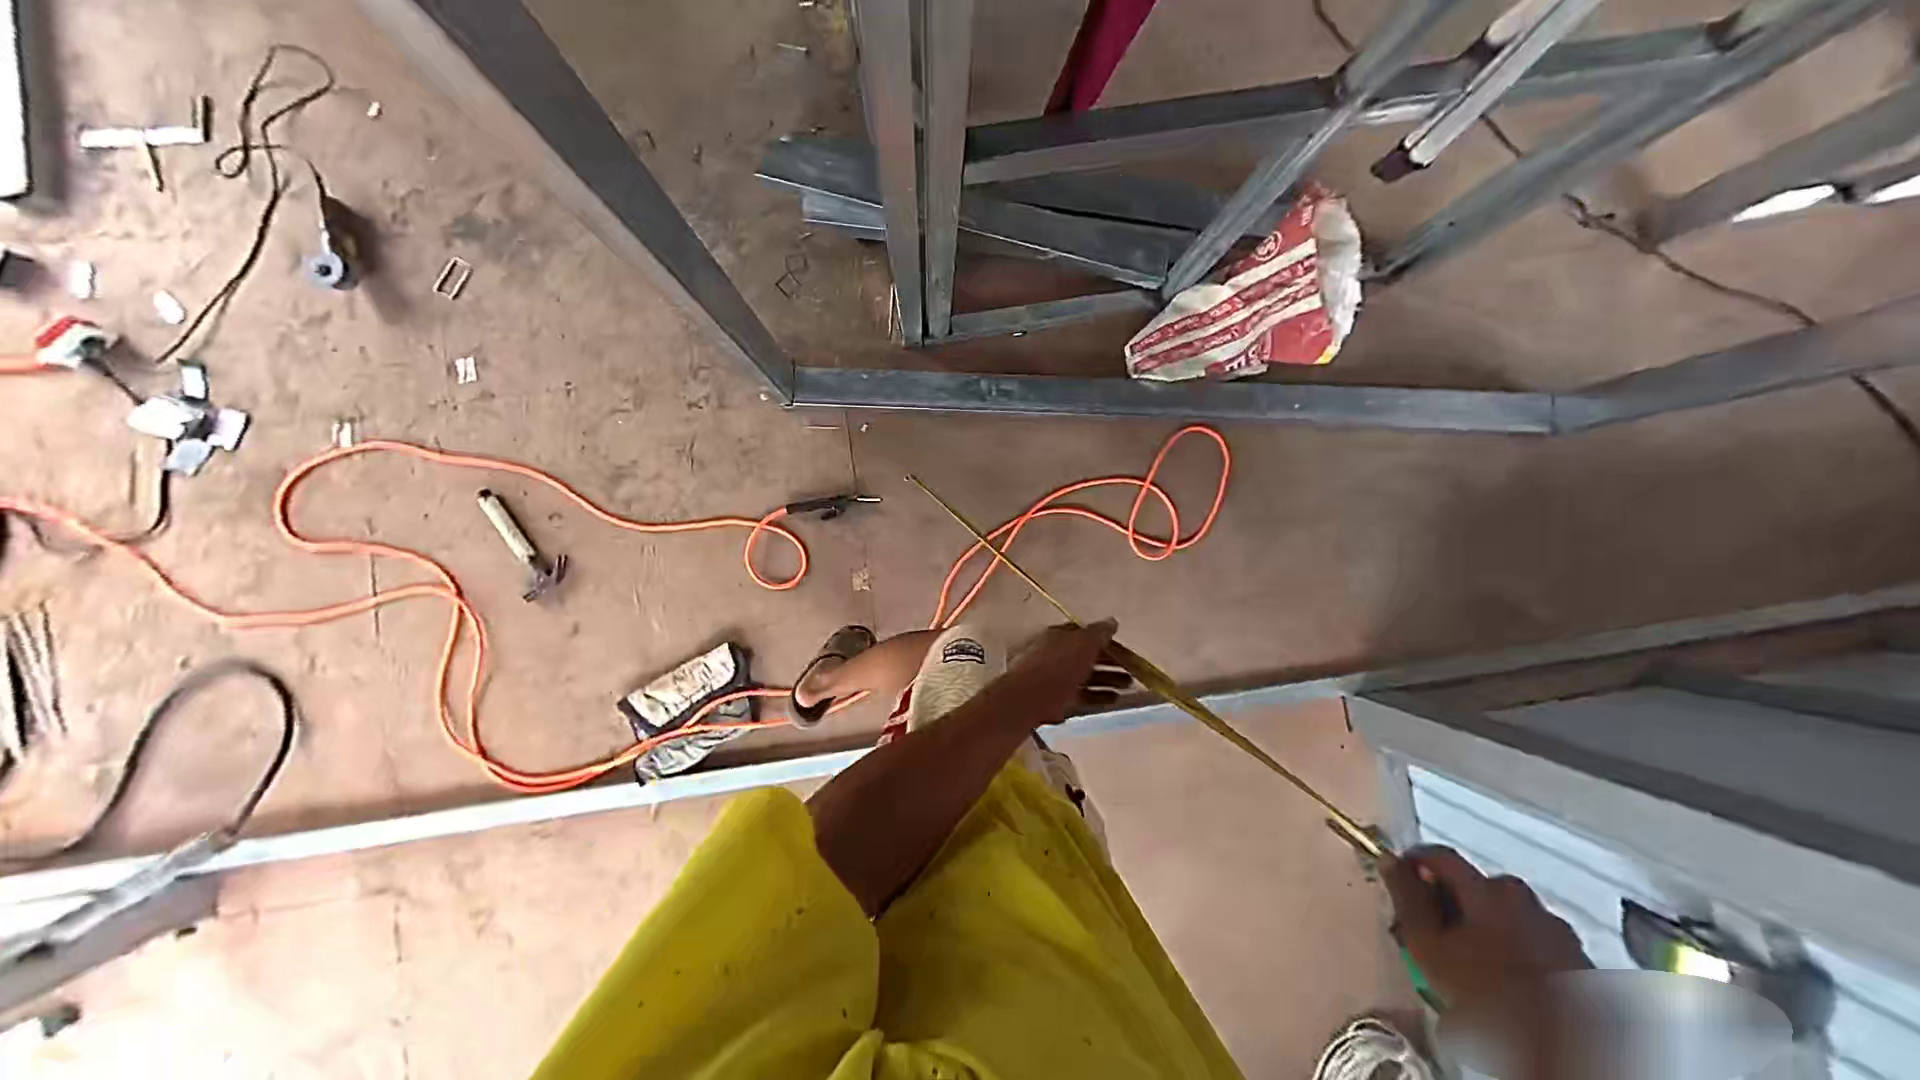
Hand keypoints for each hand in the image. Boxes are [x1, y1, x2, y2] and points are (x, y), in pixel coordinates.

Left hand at [990, 619, 1121, 726]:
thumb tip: (1112, 621)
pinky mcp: (1054, 698)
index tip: (1124, 651)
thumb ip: (1099, 633)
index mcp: (1058, 635)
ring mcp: (1053, 677)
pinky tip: (1114, 700)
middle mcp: (1054, 653)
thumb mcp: (1083, 644)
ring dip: (1108, 680)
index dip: (1106, 640)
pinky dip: (1098, 695)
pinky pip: (1080, 694)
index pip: (1085, 633)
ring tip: (1128, 687)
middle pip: (1086, 656)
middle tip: (1133, 671)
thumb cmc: (1058, 666)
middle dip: (1110, 663)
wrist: (1029, 698)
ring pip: (1085, 676)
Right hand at [1384, 846, 1591, 1013]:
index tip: (1399, 877)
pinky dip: (1510, 946)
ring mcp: (1556, 930)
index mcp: (1488, 889)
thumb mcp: (1427, 945)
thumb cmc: (1485, 993)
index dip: (1412, 861)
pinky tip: (1499, 974)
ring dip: (1480, 924)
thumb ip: (1406, 897)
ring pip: (1504, 912)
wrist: (1559, 1050)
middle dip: (1448, 899)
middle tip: (1429, 928)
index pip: (1438, 854)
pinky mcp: (1577, 960)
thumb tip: (1390, 863)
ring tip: (1465, 958)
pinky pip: (1530, 937)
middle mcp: (1526, 900)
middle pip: (1473, 885)